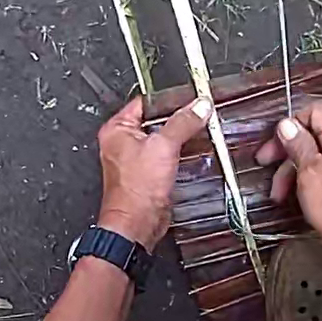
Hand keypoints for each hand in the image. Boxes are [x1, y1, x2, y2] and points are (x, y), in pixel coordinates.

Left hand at [96, 97, 209, 248]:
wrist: (137, 224)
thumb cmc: (135, 191)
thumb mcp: (163, 147)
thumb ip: (183, 123)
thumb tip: (200, 106)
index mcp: (118, 129)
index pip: (146, 103)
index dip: (169, 99)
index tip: (191, 96)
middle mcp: (124, 143)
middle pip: (157, 121)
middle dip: (180, 118)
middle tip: (201, 111)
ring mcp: (137, 159)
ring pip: (164, 139)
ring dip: (182, 137)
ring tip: (203, 128)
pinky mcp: (149, 175)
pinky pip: (168, 157)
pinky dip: (182, 153)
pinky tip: (197, 151)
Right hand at [254, 102, 321, 256]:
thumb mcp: (311, 175)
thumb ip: (299, 145)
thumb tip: (287, 126)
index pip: (315, 112)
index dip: (292, 124)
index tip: (278, 142)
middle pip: (312, 132)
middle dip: (288, 148)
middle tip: (270, 161)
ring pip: (314, 152)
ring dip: (292, 168)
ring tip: (279, 189)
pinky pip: (321, 167)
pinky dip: (305, 177)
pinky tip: (293, 192)